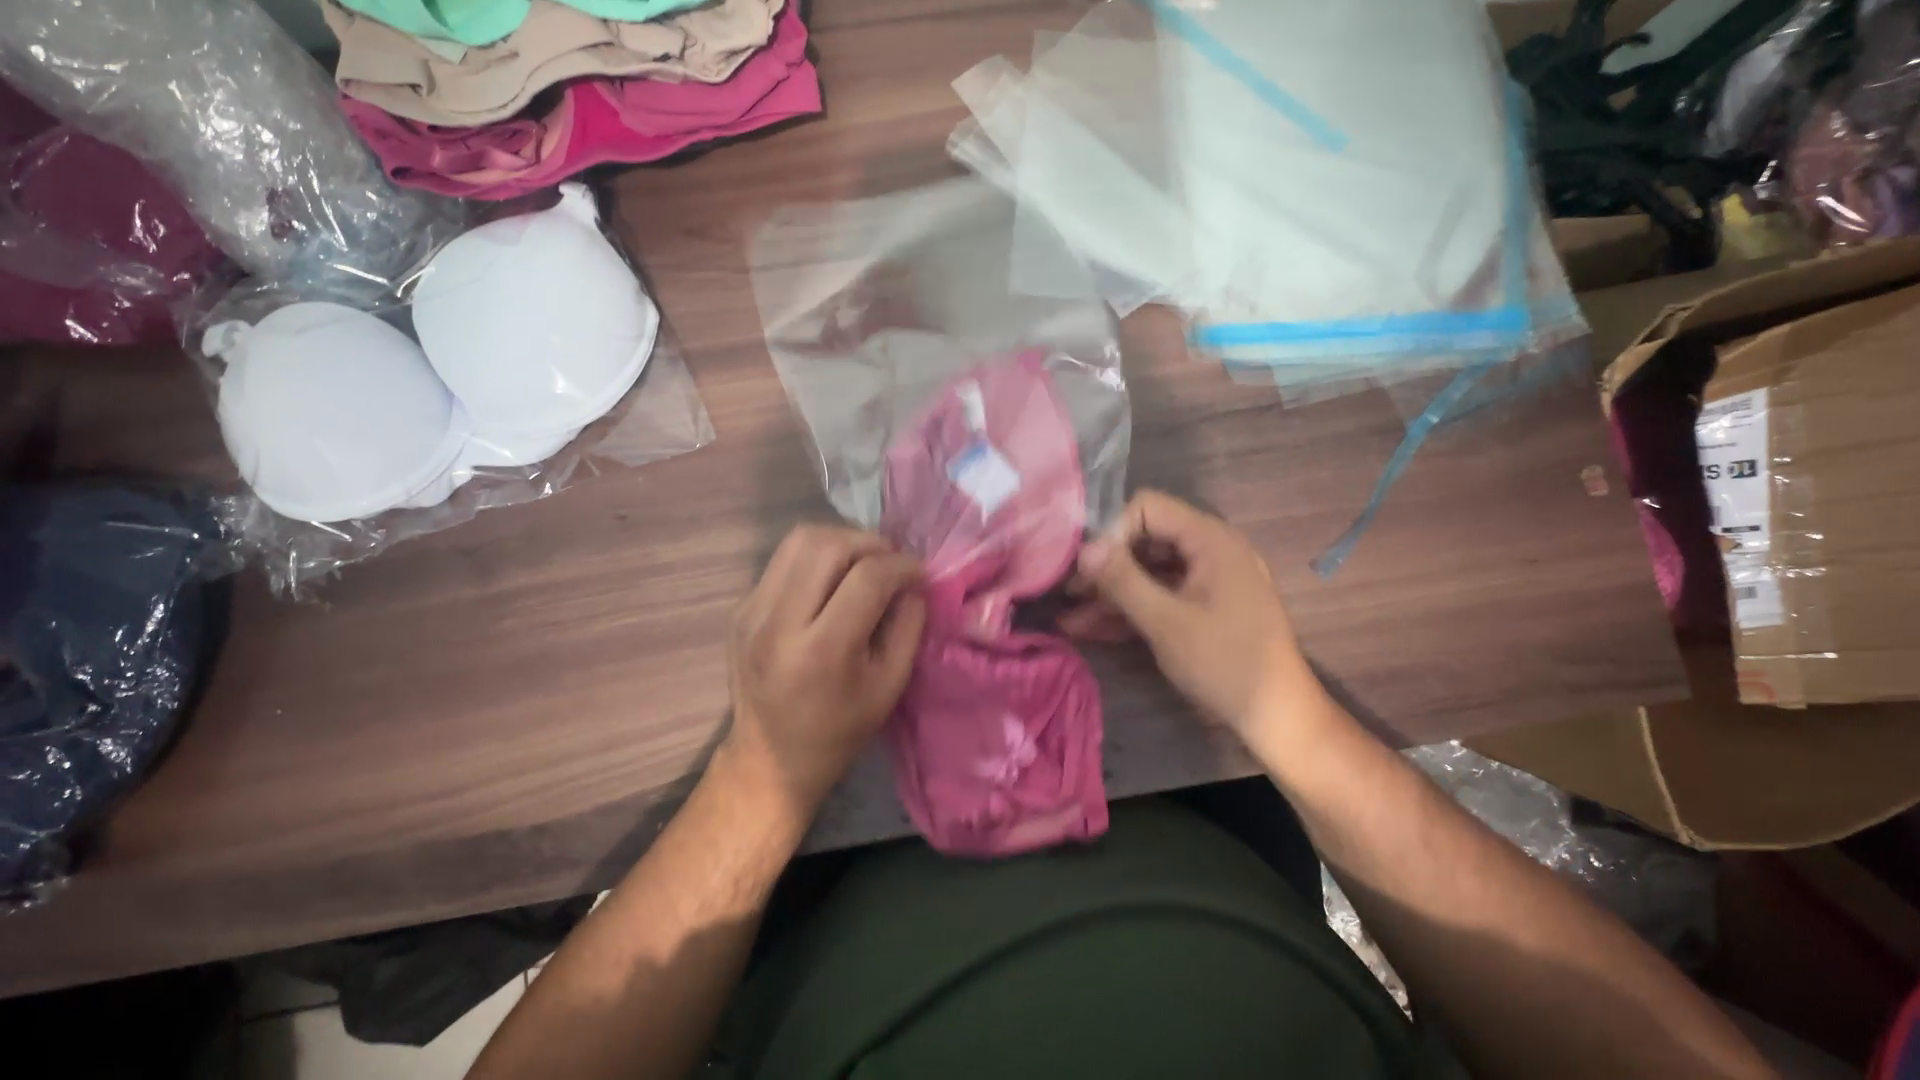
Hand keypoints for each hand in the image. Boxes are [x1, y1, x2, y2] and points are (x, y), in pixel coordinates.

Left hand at [724, 524, 926, 808]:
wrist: (769, 759)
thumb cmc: (839, 731)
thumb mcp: (890, 687)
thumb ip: (908, 626)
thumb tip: (914, 580)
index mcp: (821, 652)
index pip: (867, 578)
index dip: (902, 566)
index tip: (920, 575)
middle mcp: (778, 623)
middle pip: (827, 544)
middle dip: (870, 543)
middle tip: (891, 562)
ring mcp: (752, 612)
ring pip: (799, 540)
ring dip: (841, 542)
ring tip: (863, 564)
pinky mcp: (741, 608)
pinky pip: (783, 561)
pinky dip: (816, 561)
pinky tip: (832, 585)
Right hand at [1066, 491, 1322, 737]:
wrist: (1277, 715)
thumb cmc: (1224, 662)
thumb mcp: (1166, 622)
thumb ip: (1122, 581)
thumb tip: (1084, 549)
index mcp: (1210, 540)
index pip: (1148, 508)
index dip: (1113, 532)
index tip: (1089, 569)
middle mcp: (1211, 550)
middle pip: (1146, 540)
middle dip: (1106, 567)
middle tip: (1069, 593)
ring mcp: (1210, 581)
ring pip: (1150, 573)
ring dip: (1111, 594)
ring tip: (1069, 618)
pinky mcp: (1206, 609)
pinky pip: (1162, 597)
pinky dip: (1132, 611)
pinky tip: (1090, 629)